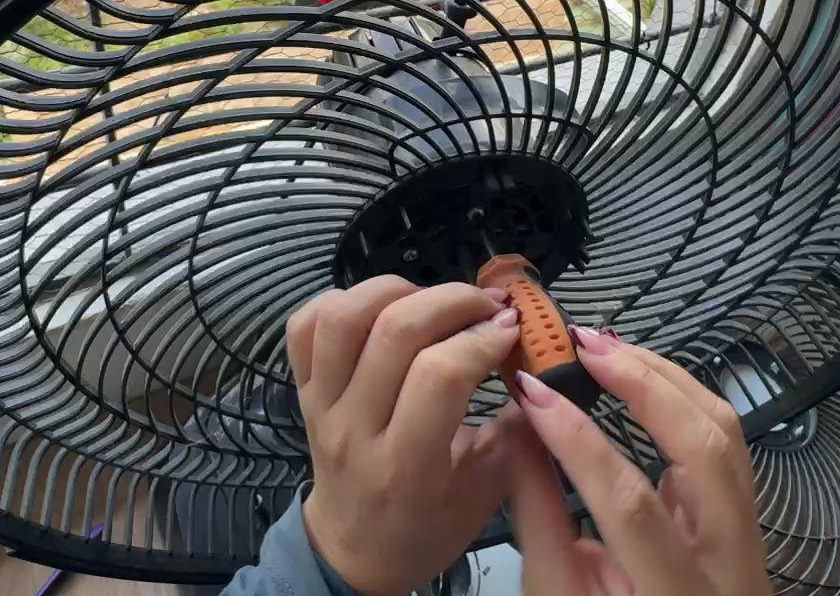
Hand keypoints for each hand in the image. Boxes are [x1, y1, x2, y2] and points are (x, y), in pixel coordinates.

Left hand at [286, 275, 523, 595]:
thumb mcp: (487, 491)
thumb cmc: (426, 525)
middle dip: (452, 300)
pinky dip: (341, 299)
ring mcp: (320, 402)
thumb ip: (517, 432)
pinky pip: (304, 324)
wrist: (353, 551)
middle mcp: (355, 427)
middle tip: (484, 303)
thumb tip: (539, 365)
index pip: (440, 375)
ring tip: (429, 299)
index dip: (482, 337)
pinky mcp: (301, 386)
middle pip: (395, 331)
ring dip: (395, 289)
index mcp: (406, 465)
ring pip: (344, 316)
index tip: (510, 327)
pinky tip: (379, 309)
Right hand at [507, 326, 772, 595]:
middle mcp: (733, 562)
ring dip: (662, 374)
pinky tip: (635, 372)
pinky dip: (677, 390)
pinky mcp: (743, 508)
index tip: (531, 389)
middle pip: (705, 448)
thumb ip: (539, 517)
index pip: (633, 503)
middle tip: (582, 345)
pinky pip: (721, 434)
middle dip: (641, 382)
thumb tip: (521, 430)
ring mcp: (749, 533)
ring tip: (605, 346)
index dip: (577, 439)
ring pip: (724, 430)